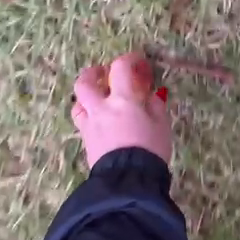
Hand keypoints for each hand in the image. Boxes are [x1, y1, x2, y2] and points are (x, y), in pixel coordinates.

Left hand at [71, 52, 171, 166]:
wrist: (128, 180)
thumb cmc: (150, 149)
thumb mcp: (162, 125)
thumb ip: (154, 106)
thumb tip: (149, 97)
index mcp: (122, 99)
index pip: (120, 68)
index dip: (129, 59)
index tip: (137, 60)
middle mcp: (101, 108)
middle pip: (85, 83)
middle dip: (93, 73)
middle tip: (103, 73)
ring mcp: (89, 125)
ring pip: (78, 103)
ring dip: (86, 97)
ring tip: (98, 99)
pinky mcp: (86, 141)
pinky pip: (82, 122)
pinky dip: (89, 116)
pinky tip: (100, 121)